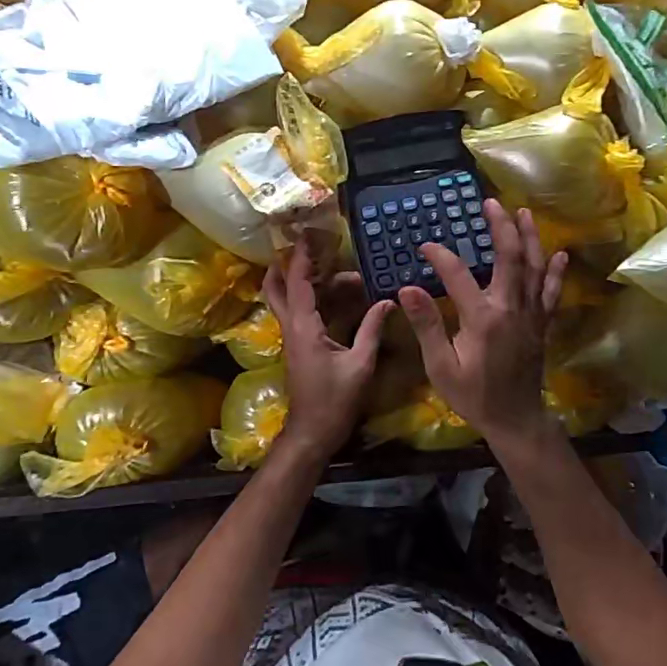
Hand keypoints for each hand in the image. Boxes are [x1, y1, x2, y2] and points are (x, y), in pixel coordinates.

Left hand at [263, 243, 393, 463]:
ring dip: (306, 279)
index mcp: (303, 326)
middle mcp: (292, 325)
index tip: (308, 233)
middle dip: (289, 262)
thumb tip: (387, 300)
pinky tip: (336, 292)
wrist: (312, 432)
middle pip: (279, 286)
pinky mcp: (299, 344)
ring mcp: (293, 335)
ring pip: (289, 297)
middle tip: (306, 243)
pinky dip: (313, 296)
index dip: (303, 256)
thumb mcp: (360, 364)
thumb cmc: (335, 400)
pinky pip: (300, 310)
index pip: (299, 282)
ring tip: (333, 264)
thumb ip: (372, 329)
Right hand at [399, 200, 568, 446]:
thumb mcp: (441, 366)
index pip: (458, 275)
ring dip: (530, 238)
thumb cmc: (474, 395)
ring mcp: (531, 315)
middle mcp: (511, 308)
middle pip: (509, 258)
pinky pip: (552, 291)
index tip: (426, 246)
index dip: (441, 256)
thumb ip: (427, 325)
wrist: (515, 420)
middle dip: (501, 227)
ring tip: (523, 213)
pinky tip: (560, 253)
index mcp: (483, 318)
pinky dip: (556, 271)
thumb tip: (407, 288)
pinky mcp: (541, 324)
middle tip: (491, 203)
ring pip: (535, 268)